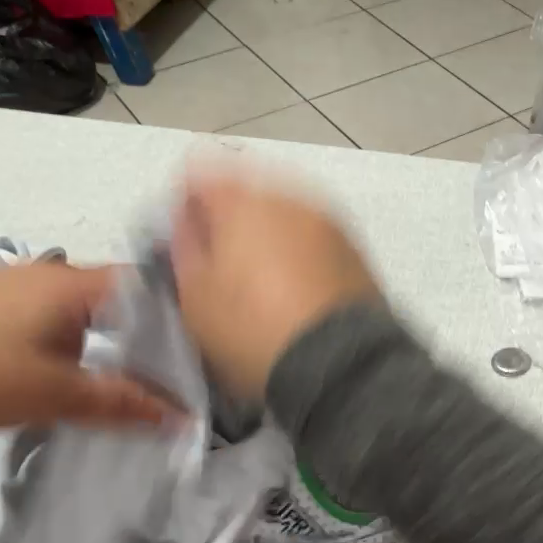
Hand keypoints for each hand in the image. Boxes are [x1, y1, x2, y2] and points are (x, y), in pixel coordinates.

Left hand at [0, 262, 173, 431]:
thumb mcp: (60, 392)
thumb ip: (125, 403)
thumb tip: (184, 420)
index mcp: (72, 283)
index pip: (146, 285)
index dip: (179, 313)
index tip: (203, 347)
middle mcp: (48, 276)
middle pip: (120, 298)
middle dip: (150, 332)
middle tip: (180, 369)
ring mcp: (18, 291)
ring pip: (90, 312)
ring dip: (115, 340)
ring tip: (142, 376)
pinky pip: (61, 321)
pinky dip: (86, 343)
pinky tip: (90, 372)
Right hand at [170, 165, 382, 398]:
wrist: (341, 366)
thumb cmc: (257, 332)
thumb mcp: (195, 298)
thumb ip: (183, 249)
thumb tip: (188, 226)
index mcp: (241, 198)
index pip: (194, 176)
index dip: (184, 212)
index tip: (184, 247)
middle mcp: (290, 198)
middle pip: (246, 195)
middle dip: (231, 225)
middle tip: (224, 273)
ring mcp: (331, 223)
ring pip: (285, 220)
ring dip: (270, 242)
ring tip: (264, 291)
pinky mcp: (359, 254)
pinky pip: (317, 245)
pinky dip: (303, 260)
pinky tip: (297, 297)